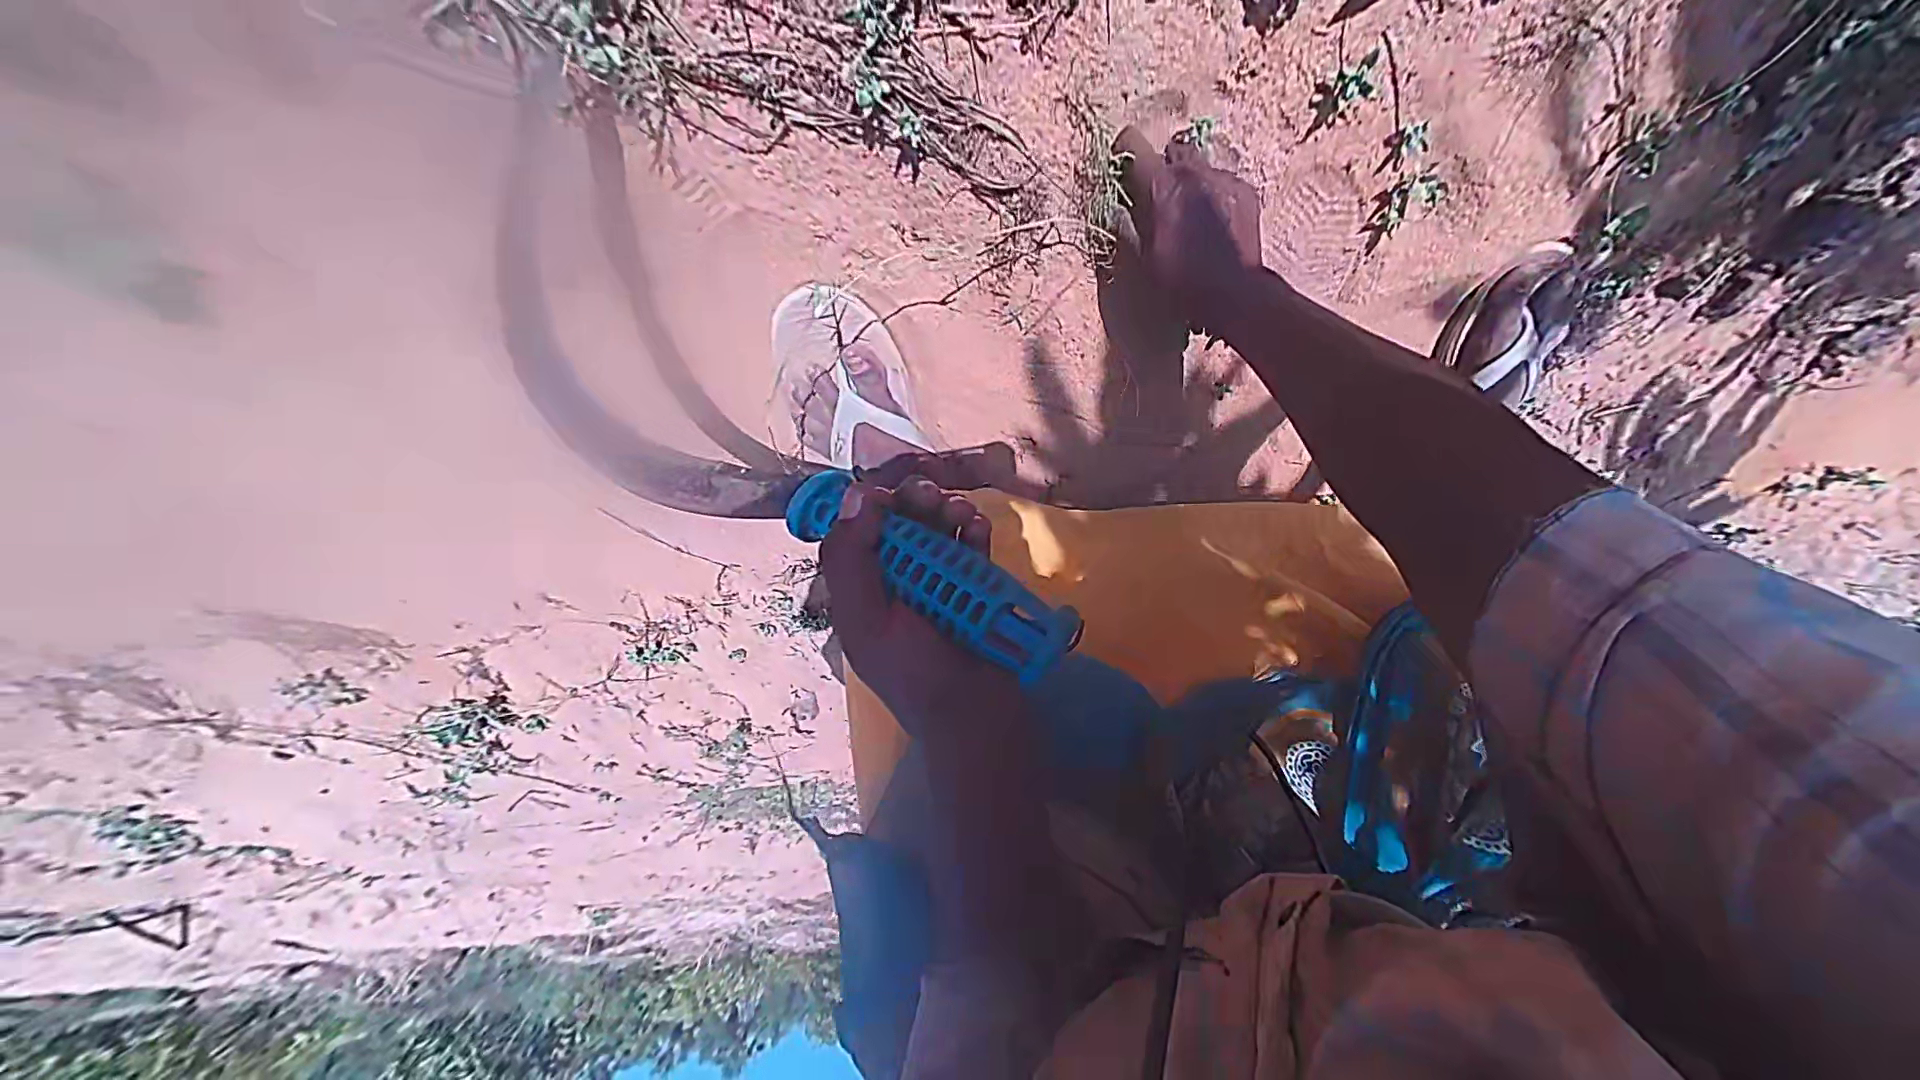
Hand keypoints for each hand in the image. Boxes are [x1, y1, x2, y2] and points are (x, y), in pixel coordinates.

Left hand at [817, 475, 1018, 734]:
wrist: (977, 717)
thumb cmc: (915, 673)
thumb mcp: (868, 620)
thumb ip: (853, 559)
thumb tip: (854, 496)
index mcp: (860, 595)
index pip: (856, 536)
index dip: (871, 509)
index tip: (891, 495)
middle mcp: (895, 587)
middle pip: (901, 530)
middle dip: (914, 506)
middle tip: (931, 494)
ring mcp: (937, 589)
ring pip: (938, 536)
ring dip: (948, 515)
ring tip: (963, 510)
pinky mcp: (973, 592)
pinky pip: (971, 554)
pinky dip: (974, 536)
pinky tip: (979, 527)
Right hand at [1114, 125, 1269, 334]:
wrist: (1232, 293)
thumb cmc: (1180, 281)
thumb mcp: (1144, 256)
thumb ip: (1132, 222)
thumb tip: (1120, 205)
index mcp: (1161, 186)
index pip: (1133, 143)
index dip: (1124, 155)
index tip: (1122, 170)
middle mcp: (1193, 172)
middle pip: (1172, 150)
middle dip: (1163, 168)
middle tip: (1160, 198)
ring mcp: (1223, 178)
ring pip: (1200, 166)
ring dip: (1191, 182)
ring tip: (1191, 214)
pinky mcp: (1245, 190)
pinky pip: (1223, 182)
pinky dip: (1215, 196)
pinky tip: (1214, 225)